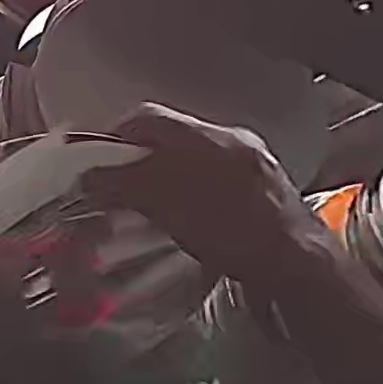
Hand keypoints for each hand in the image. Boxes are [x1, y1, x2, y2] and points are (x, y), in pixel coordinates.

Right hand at [80, 103, 334, 285]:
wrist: (295, 265)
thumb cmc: (227, 230)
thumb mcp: (159, 204)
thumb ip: (118, 183)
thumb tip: (87, 177)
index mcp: (204, 136)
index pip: (146, 118)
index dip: (113, 135)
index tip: (95, 158)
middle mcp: (231, 139)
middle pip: (168, 136)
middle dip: (136, 156)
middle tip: (116, 182)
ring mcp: (251, 162)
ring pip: (190, 156)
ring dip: (162, 173)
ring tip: (146, 200)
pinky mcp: (262, 186)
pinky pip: (212, 176)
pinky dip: (188, 188)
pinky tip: (182, 212)